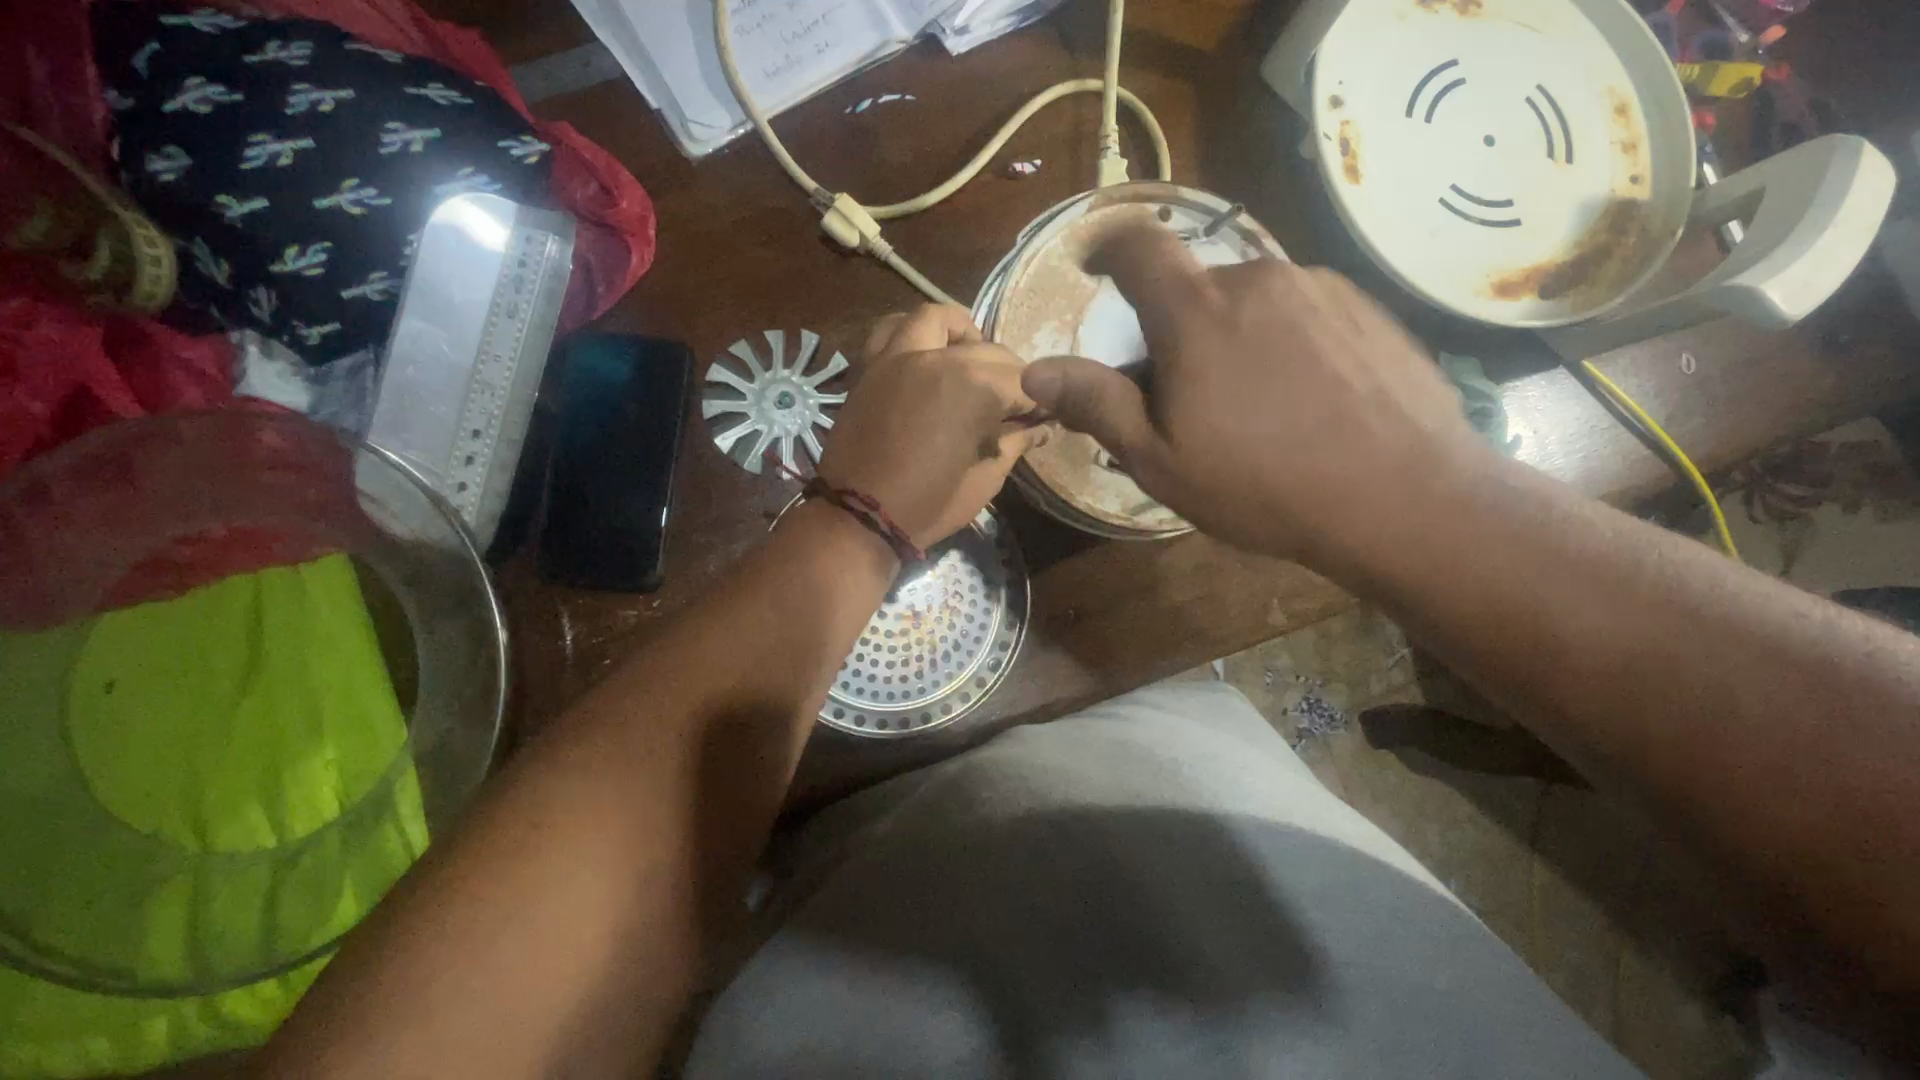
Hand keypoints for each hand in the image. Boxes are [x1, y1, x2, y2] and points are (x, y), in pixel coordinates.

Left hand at [816, 305, 1048, 549]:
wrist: (858, 519)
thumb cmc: (928, 505)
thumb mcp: (985, 480)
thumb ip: (1014, 444)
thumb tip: (1038, 428)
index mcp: (975, 388)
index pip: (1023, 382)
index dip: (1039, 402)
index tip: (1043, 416)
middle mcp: (938, 358)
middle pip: (988, 350)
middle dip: (1008, 373)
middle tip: (1011, 403)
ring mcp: (898, 357)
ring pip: (936, 318)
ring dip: (959, 332)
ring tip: (966, 357)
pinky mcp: (870, 367)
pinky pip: (890, 330)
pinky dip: (910, 333)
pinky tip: (922, 356)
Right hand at [1020, 226, 1486, 563]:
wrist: (1404, 497)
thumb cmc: (1265, 485)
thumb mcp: (1161, 461)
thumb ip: (1097, 404)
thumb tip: (1034, 371)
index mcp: (1197, 311)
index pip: (1139, 244)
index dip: (1107, 246)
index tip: (1095, 269)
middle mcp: (1257, 279)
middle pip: (1195, 285)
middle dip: (1175, 327)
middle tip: (1184, 396)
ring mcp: (1320, 288)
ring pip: (1250, 300)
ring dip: (1232, 337)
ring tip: (1251, 407)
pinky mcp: (1366, 308)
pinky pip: (1301, 311)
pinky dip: (1282, 342)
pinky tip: (1304, 401)